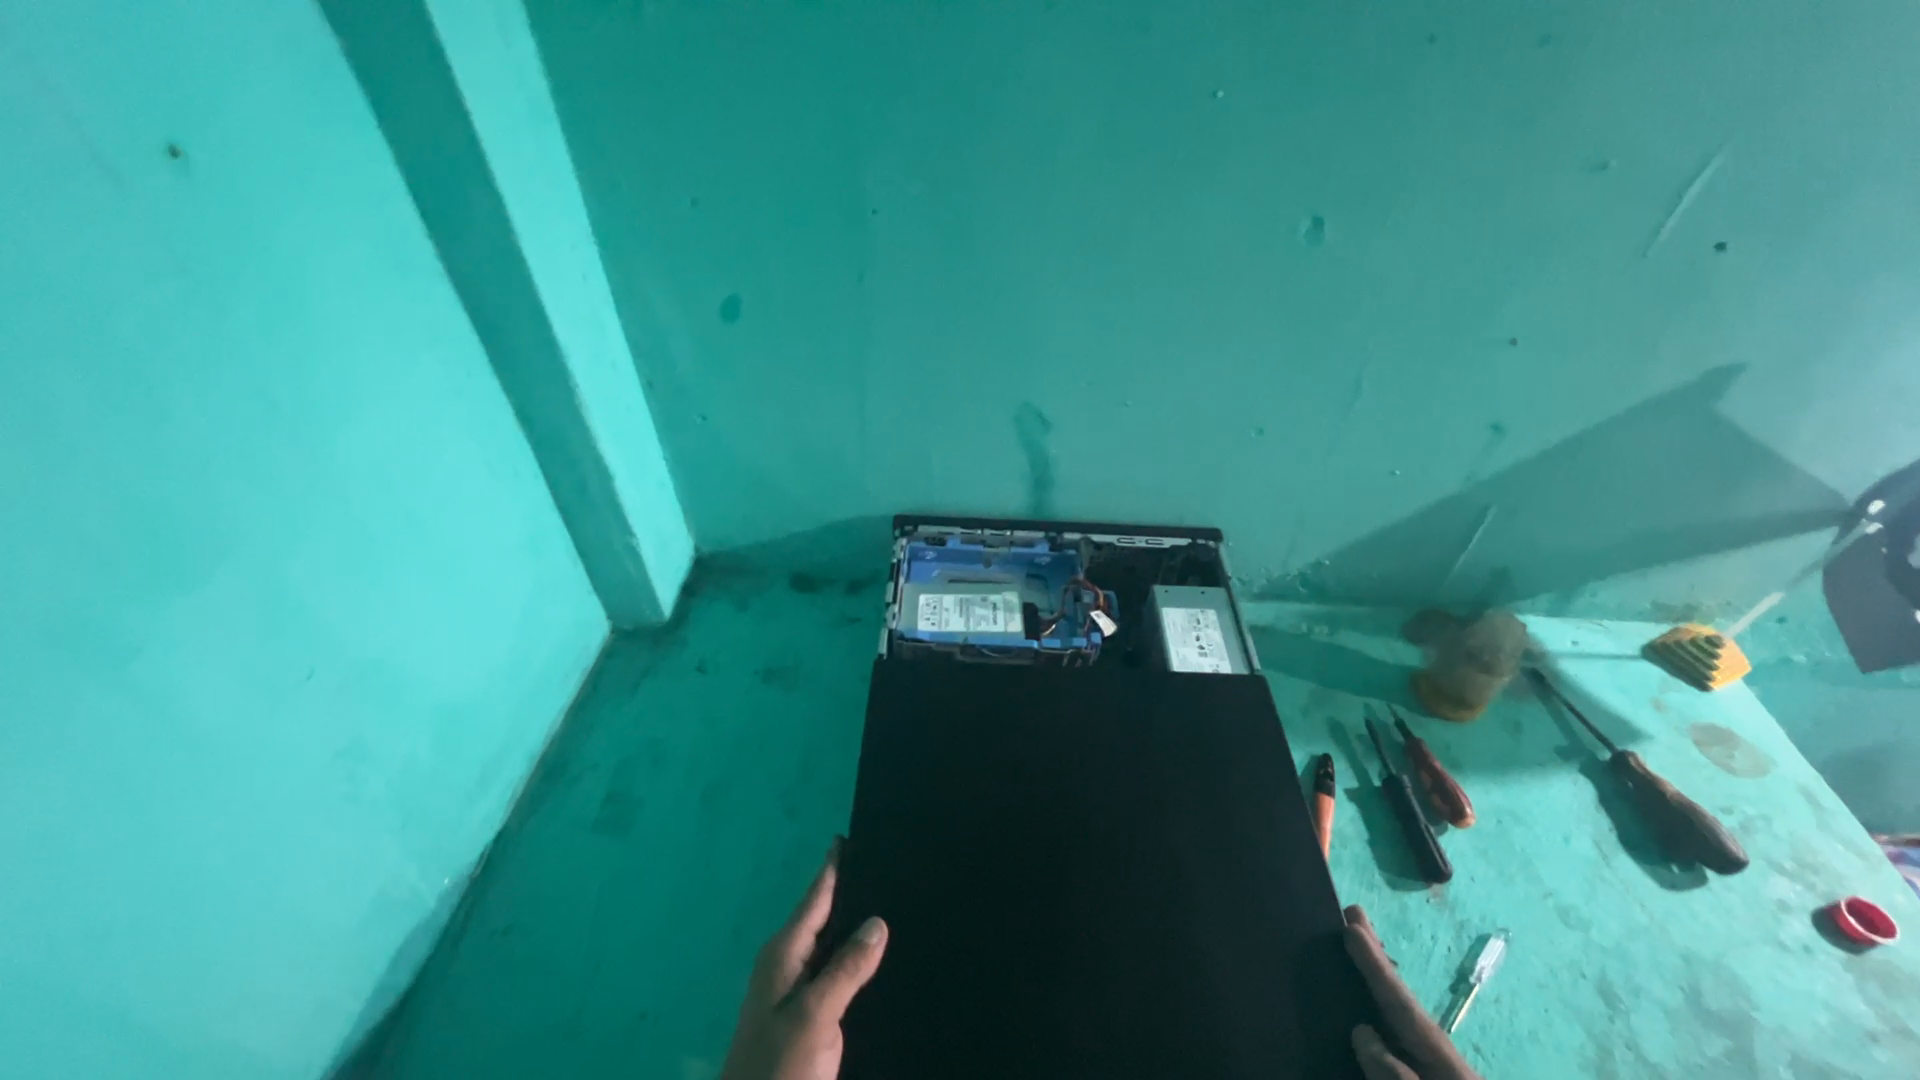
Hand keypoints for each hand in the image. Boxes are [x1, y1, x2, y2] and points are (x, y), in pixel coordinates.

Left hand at [721, 841, 888, 1079]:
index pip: (815, 897)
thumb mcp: (813, 1016)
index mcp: (784, 954)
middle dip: (850, 890)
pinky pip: (837, 973)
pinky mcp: (810, 1017)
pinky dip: (857, 959)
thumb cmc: (777, 1067)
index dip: (833, 868)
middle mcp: (789, 964)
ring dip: (856, 925)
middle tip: (889, 863)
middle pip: (824, 916)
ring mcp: (798, 992)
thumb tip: (877, 922)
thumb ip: (846, 969)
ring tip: (895, 900)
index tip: (850, 835)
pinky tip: (884, 959)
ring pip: (832, 945)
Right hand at [1343, 906, 1482, 1079]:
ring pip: (1401, 1031)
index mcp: (1446, 1072)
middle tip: (1354, 914)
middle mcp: (1440, 1071)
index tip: (1350, 925)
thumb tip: (1363, 1032)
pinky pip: (1398, 1053)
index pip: (1403, 1012)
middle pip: (1405, 1010)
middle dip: (1378, 964)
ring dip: (1377, 990)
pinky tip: (1365, 1018)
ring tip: (1357, 948)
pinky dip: (1382, 1025)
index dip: (1375, 970)